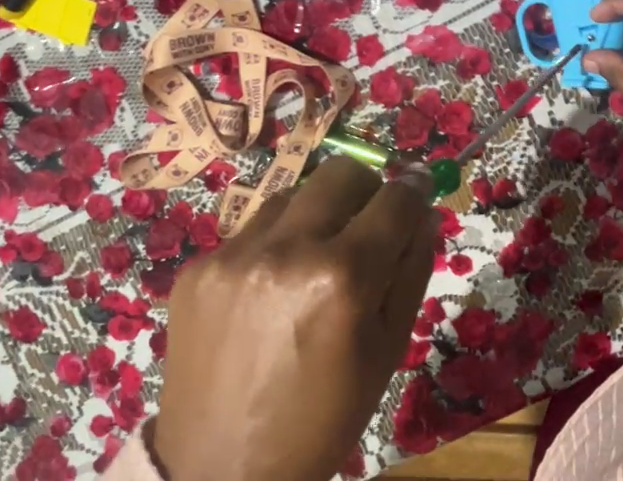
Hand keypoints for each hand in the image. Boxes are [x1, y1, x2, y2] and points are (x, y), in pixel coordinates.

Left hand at [149, 158, 436, 480]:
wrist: (221, 472)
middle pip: (342, 172)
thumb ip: (413, 267)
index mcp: (345, 276)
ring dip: (317, 214)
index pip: (396, 197)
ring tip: (312, 262)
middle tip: (367, 225)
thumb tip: (424, 211)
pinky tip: (270, 289)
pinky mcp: (197, 268)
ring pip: (295, 194)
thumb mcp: (389, 345)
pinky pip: (252, 229)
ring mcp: (235, 256)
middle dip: (366, 190)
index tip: (418, 189)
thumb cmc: (325, 414)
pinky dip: (274, 244)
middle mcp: (289, 250)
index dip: (414, 189)